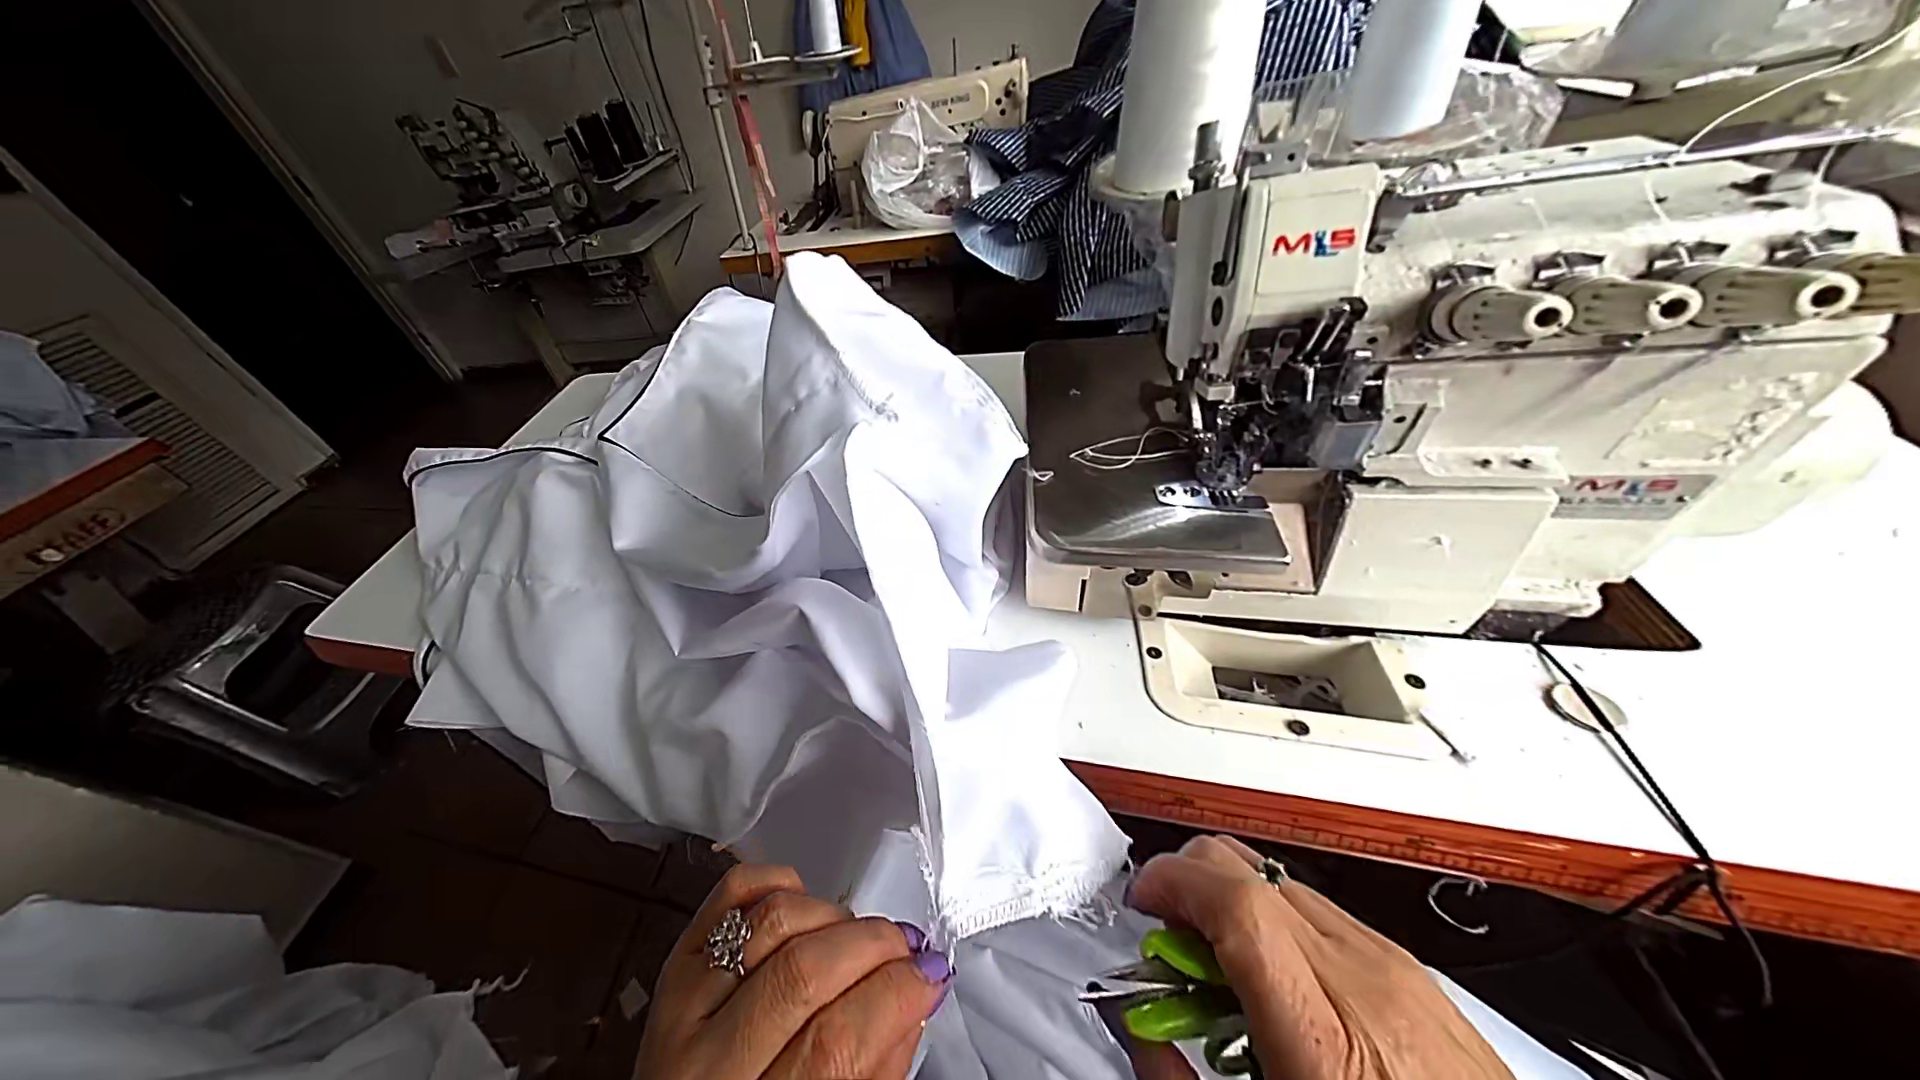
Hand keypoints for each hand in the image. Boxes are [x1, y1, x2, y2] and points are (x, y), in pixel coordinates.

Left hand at [636, 863, 952, 1079]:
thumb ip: (877, 1065)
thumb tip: (919, 989)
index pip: (834, 1042)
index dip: (896, 994)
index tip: (928, 975)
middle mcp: (705, 1056)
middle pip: (804, 969)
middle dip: (875, 946)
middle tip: (903, 949)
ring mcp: (685, 996)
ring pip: (776, 917)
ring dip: (837, 916)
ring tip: (855, 938)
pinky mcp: (679, 953)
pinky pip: (736, 889)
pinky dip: (783, 883)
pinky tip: (806, 911)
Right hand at [1124, 836, 1512, 1079]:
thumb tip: (1141, 1031)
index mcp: (1329, 1043)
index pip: (1237, 904)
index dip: (1174, 881)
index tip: (1145, 900)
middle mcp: (1367, 984)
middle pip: (1248, 869)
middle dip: (1185, 880)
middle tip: (1166, 932)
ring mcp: (1395, 969)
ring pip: (1277, 877)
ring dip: (1225, 898)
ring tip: (1217, 963)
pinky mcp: (1411, 969)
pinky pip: (1317, 907)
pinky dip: (1269, 916)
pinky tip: (1269, 975)